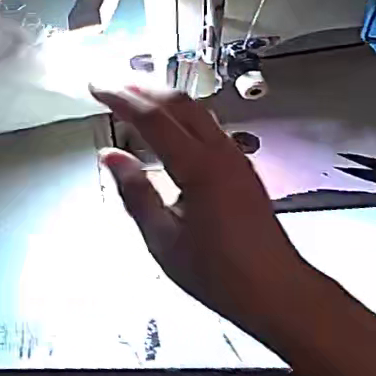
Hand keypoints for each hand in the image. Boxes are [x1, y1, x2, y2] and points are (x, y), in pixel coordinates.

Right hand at [92, 85, 317, 333]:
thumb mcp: (162, 239)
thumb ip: (134, 192)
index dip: (120, 99)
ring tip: (134, 93)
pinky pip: (207, 125)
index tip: (96, 87)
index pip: (152, 119)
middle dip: (141, 87)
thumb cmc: (221, 273)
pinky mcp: (241, 170)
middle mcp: (221, 155)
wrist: (279, 294)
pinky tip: (168, 123)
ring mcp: (235, 160)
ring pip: (196, 111)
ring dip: (162, 97)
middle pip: (179, 103)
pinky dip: (179, 113)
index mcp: (199, 168)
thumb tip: (110, 157)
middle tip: (110, 82)